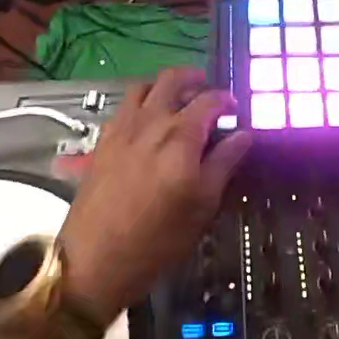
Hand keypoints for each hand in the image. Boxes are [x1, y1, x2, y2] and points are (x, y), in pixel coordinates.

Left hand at [58, 68, 253, 319]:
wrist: (95, 258)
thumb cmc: (156, 240)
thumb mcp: (201, 207)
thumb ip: (223, 164)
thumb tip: (243, 135)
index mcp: (180, 137)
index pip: (209, 101)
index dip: (226, 100)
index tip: (234, 108)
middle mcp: (149, 123)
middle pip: (172, 80)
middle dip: (194, 80)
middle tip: (206, 93)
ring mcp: (121, 129)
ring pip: (143, 87)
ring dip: (163, 87)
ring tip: (176, 102)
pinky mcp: (102, 140)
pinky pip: (123, 107)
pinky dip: (140, 104)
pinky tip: (146, 123)